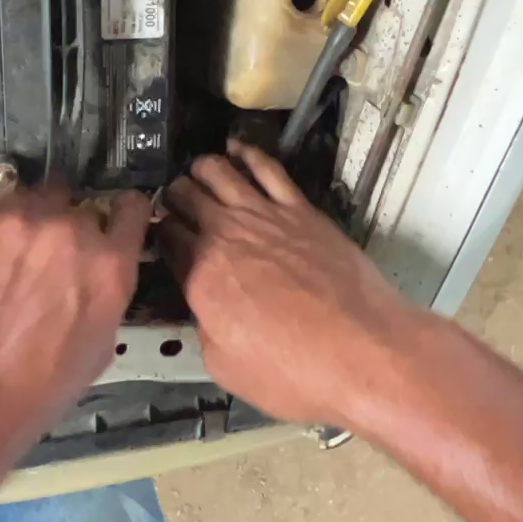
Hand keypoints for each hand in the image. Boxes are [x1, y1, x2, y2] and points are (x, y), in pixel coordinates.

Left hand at [0, 182, 149, 454]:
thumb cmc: (35, 394)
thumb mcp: (99, 348)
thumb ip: (107, 292)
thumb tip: (98, 270)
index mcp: (110, 265)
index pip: (131, 207)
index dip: (122, 213)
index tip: (112, 220)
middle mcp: (71, 230)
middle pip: (79, 204)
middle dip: (69, 227)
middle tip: (48, 259)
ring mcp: (20, 220)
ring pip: (36, 199)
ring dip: (33, 220)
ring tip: (12, 257)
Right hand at [159, 141, 426, 429]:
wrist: (364, 352)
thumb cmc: (294, 372)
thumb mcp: (225, 366)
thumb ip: (203, 327)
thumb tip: (203, 306)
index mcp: (200, 274)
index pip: (167, 235)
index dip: (158, 231)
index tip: (159, 232)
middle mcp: (224, 234)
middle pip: (185, 194)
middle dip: (173, 195)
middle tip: (175, 201)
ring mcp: (263, 214)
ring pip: (217, 170)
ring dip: (200, 168)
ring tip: (198, 173)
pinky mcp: (299, 208)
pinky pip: (266, 168)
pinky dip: (245, 153)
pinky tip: (236, 149)